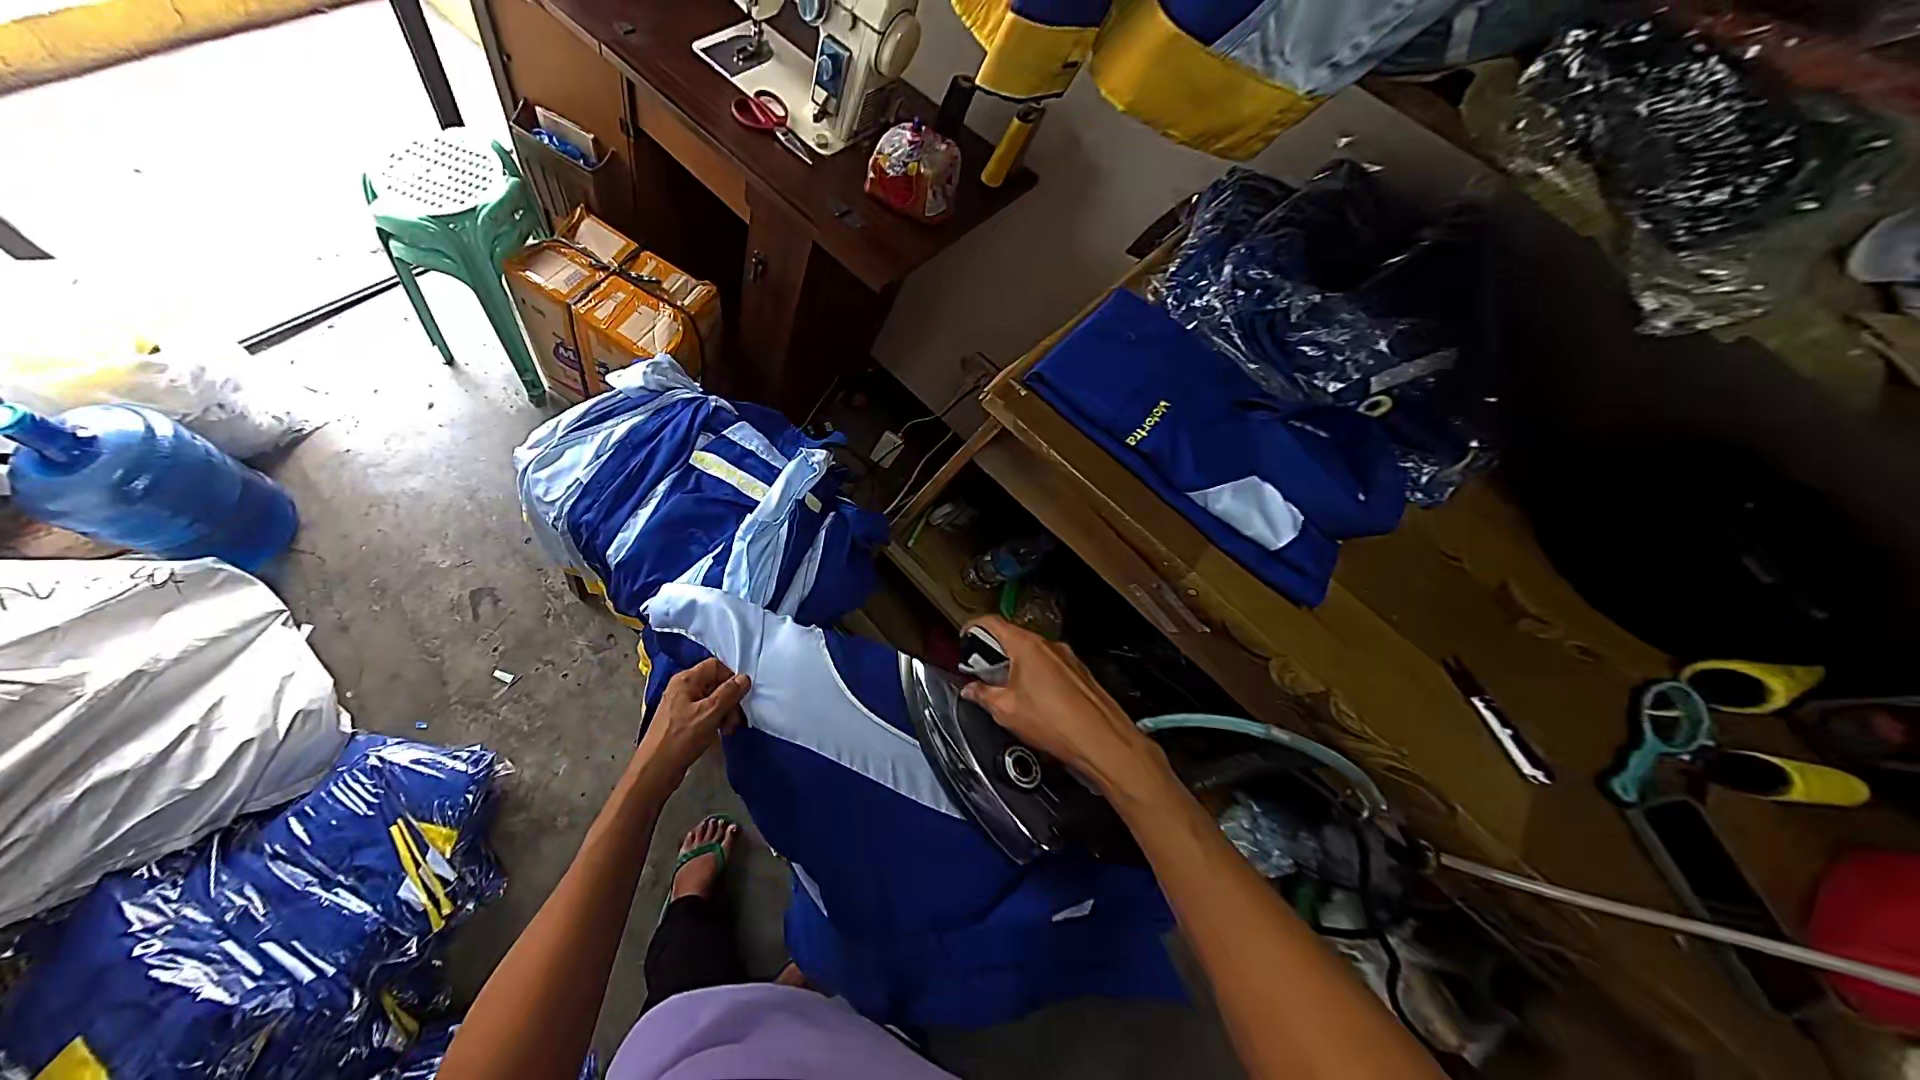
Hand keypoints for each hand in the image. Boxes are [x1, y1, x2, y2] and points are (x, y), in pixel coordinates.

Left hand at [637, 658, 749, 779]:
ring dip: (724, 712)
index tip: (738, 698)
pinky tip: (718, 733)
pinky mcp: (681, 720)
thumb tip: (744, 678)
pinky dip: (714, 720)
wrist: (656, 770)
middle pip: (715, 682)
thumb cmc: (682, 738)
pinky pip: (704, 712)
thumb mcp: (710, 713)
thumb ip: (729, 693)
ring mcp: (680, 704)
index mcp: (686, 680)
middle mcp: (682, 688)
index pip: (716, 666)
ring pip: (712, 699)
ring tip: (727, 730)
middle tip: (733, 721)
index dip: (731, 679)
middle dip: (729, 700)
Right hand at [959, 616, 1166, 796]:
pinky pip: (1051, 667)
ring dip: (1016, 666)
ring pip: (1033, 653)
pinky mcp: (1079, 674)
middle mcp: (1049, 646)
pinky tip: (1034, 702)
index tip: (965, 637)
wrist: (1102, 741)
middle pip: (1014, 637)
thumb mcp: (1006, 711)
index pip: (993, 623)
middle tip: (981, 673)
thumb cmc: (1057, 723)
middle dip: (994, 653)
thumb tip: (971, 690)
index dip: (974, 627)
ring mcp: (1067, 659)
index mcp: (1027, 646)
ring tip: (1007, 692)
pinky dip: (1036, 676)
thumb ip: (983, 695)